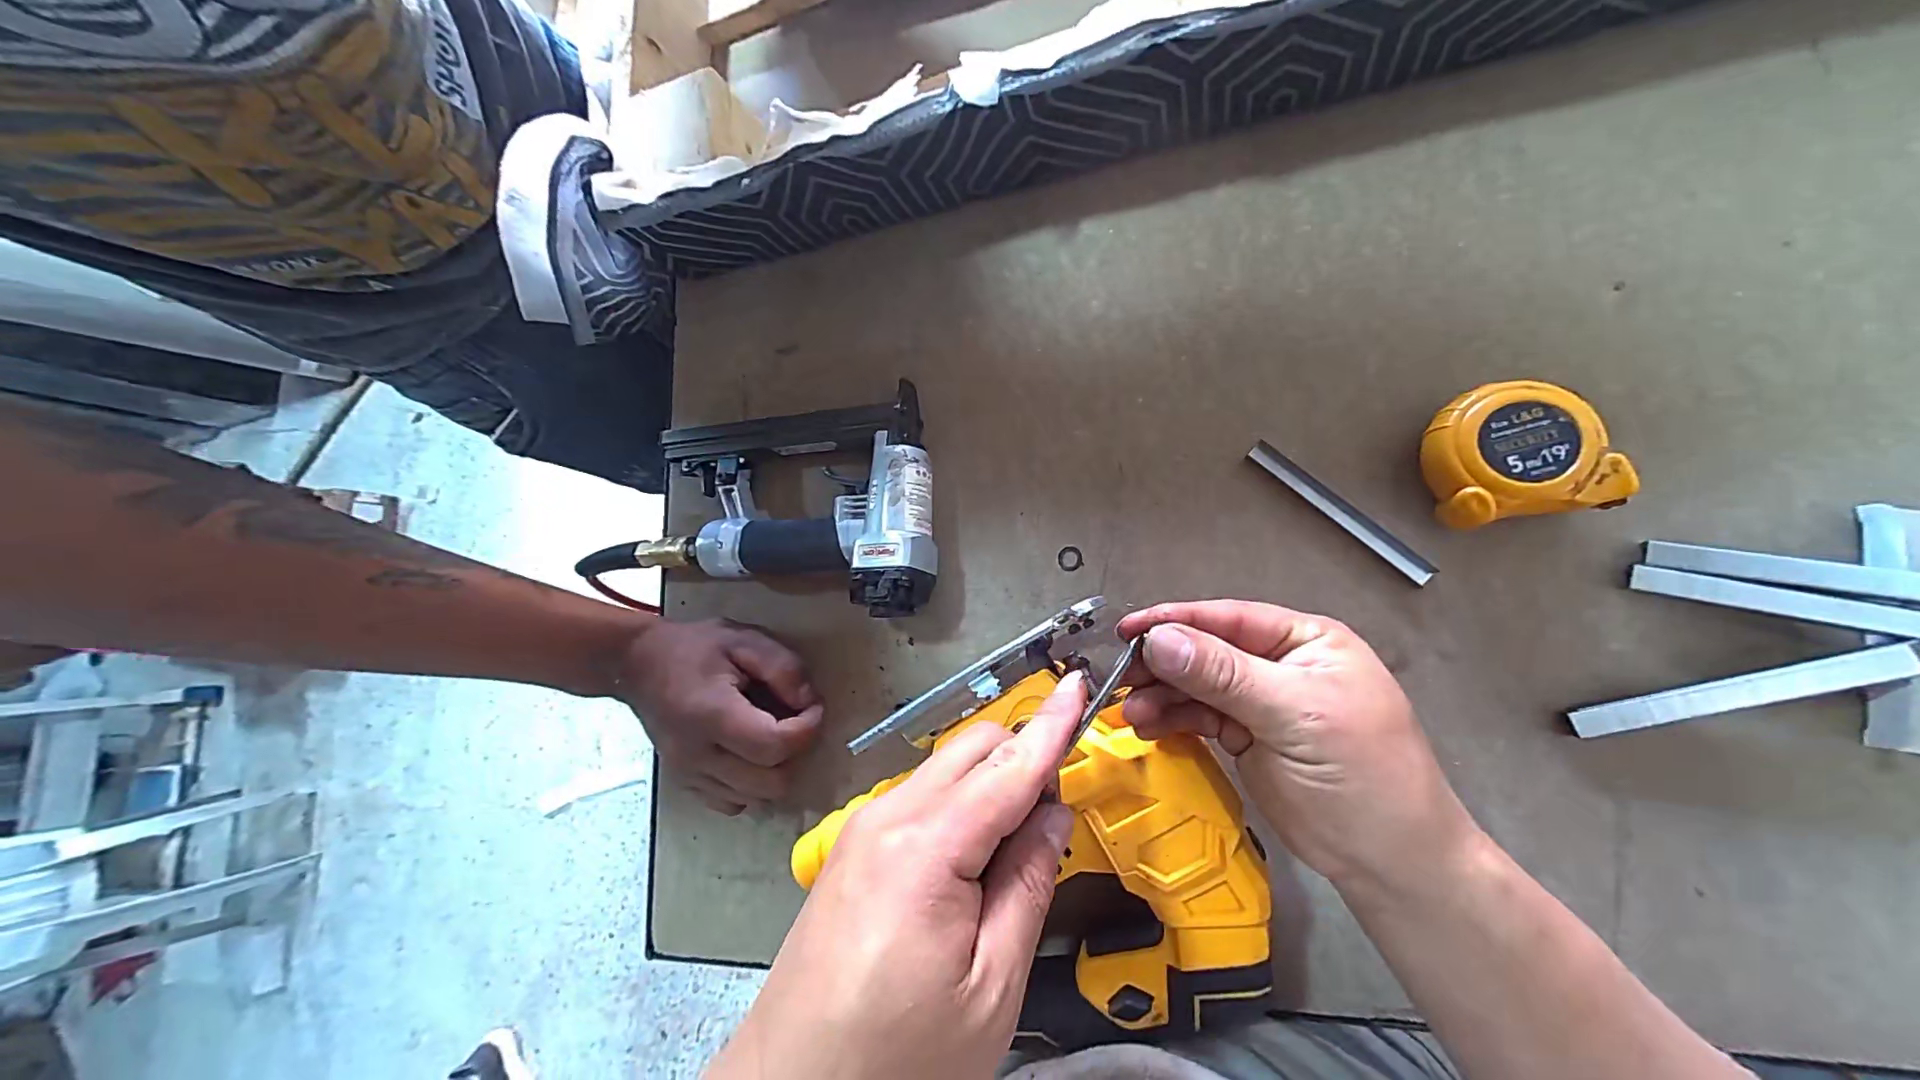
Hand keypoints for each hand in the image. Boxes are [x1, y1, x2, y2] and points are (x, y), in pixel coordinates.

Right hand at [616, 618, 823, 814]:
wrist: (639, 664)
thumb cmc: (695, 648)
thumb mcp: (745, 639)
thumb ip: (784, 668)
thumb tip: (809, 703)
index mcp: (713, 716)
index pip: (774, 746)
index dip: (806, 730)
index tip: (812, 708)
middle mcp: (699, 755)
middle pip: (771, 783)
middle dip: (795, 753)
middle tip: (793, 722)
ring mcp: (689, 775)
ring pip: (756, 799)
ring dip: (776, 771)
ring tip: (771, 735)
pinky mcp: (686, 785)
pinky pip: (733, 803)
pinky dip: (752, 785)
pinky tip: (750, 753)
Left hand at [709, 672, 1087, 1079]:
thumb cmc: (896, 1054)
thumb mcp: (990, 985)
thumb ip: (1027, 884)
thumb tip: (1053, 814)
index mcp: (926, 847)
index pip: (1007, 767)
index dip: (1051, 725)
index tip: (1078, 686)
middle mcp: (890, 817)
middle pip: (973, 748)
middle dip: (1023, 754)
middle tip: (1055, 810)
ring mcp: (865, 826)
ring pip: (947, 767)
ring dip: (992, 781)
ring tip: (1015, 846)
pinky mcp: (855, 845)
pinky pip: (923, 796)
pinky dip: (961, 802)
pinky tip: (972, 857)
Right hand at [1116, 600, 1480, 896]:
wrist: (1391, 865)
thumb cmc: (1364, 779)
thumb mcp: (1294, 715)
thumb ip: (1224, 675)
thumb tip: (1160, 639)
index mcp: (1305, 642)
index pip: (1229, 619)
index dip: (1175, 621)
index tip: (1129, 630)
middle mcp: (1279, 664)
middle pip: (1206, 651)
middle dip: (1163, 663)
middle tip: (1122, 676)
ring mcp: (1261, 702)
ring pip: (1197, 685)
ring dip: (1162, 696)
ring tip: (1131, 711)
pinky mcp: (1247, 736)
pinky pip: (1200, 716)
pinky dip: (1173, 720)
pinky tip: (1149, 726)